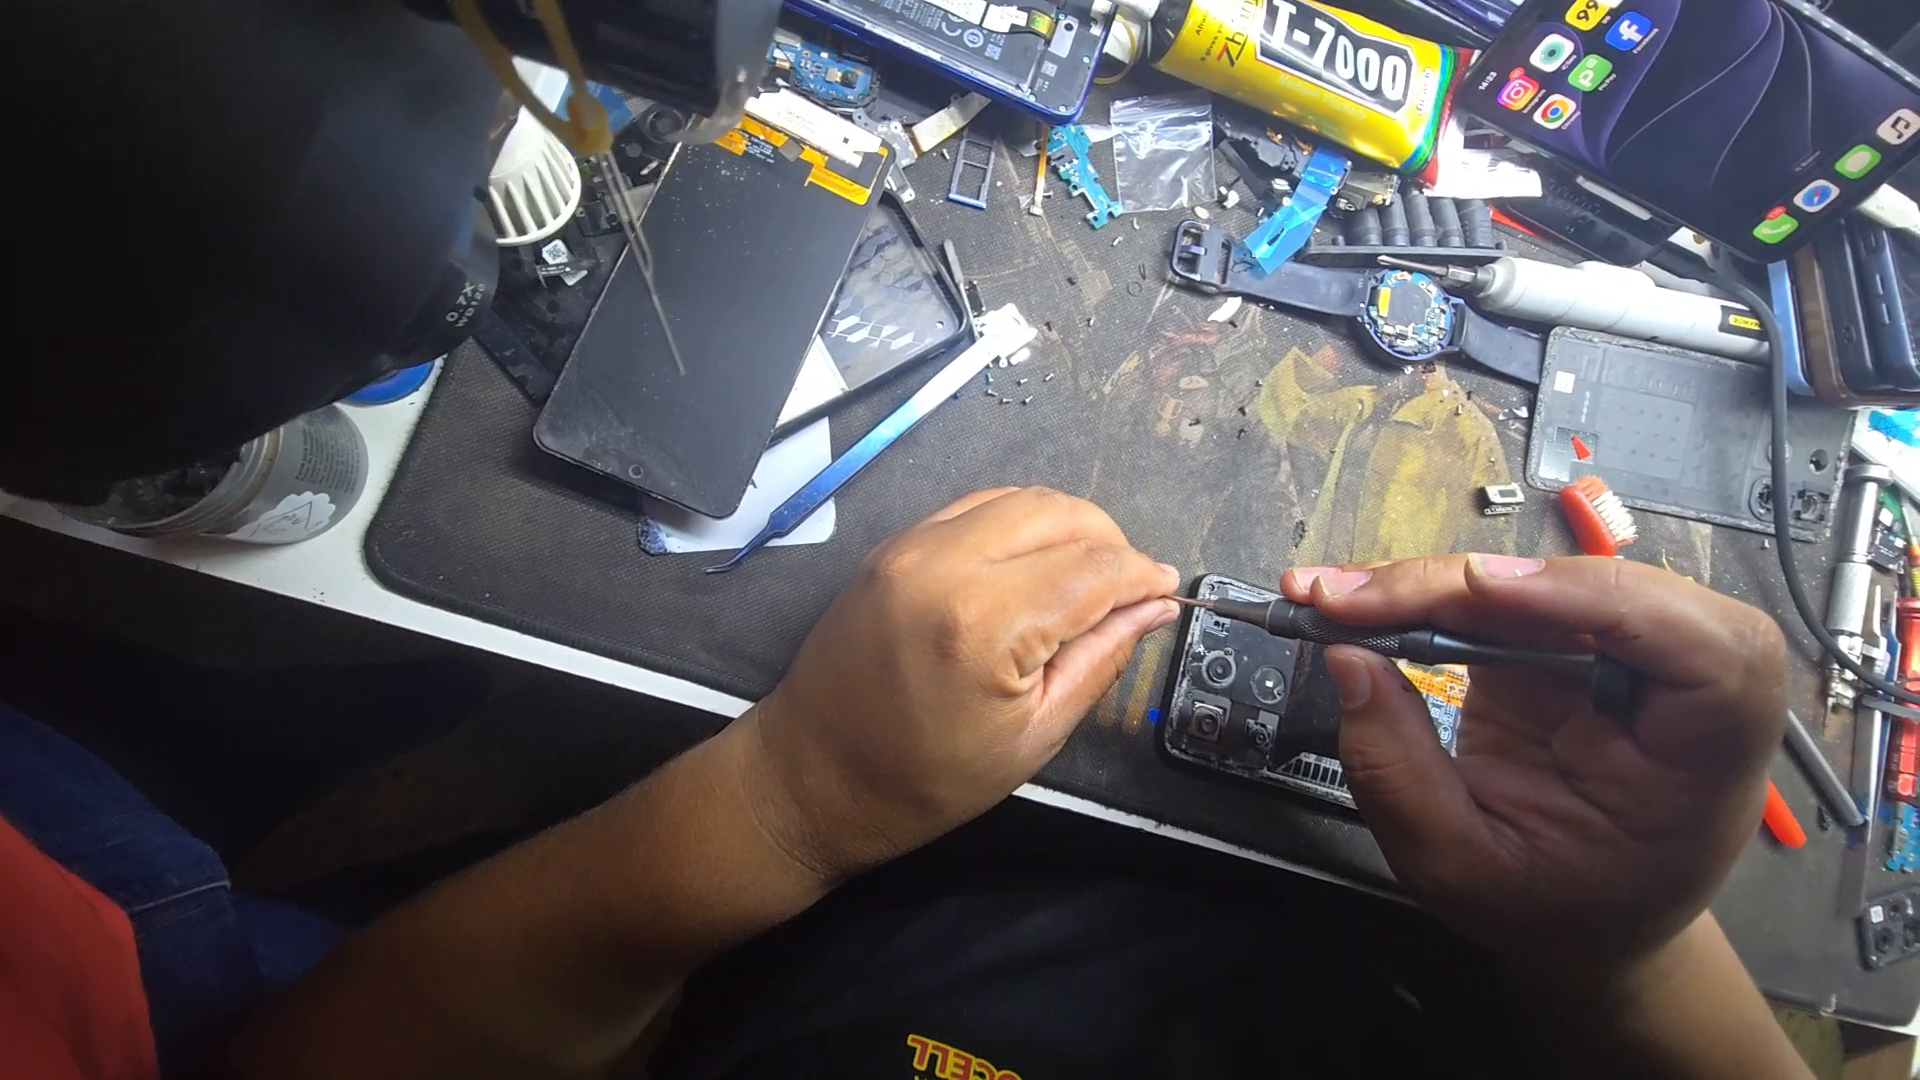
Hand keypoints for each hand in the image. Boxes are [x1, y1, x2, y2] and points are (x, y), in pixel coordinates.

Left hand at [739, 487, 1179, 882]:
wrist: (811, 775)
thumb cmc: (924, 780)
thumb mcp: (1032, 737)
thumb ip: (1099, 659)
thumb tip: (1154, 606)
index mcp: (983, 623)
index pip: (1093, 569)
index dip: (1142, 575)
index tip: (1166, 590)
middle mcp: (944, 562)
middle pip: (1060, 513)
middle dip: (1111, 541)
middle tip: (1127, 586)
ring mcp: (910, 545)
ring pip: (1019, 499)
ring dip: (1067, 526)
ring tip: (1085, 574)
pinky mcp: (893, 544)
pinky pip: (974, 508)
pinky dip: (1019, 523)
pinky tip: (1031, 563)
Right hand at [1280, 555, 1787, 982]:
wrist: (1571, 918)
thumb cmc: (1540, 906)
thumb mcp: (1451, 863)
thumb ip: (1395, 769)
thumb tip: (1347, 657)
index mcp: (1689, 769)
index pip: (1708, 653)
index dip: (1605, 600)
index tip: (1481, 589)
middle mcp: (1659, 695)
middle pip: (1584, 594)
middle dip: (1451, 584)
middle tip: (1343, 600)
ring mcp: (1598, 663)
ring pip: (1518, 584)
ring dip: (1415, 581)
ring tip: (1324, 595)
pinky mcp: (1543, 650)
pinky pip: (1480, 601)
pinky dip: (1410, 594)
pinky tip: (1352, 598)